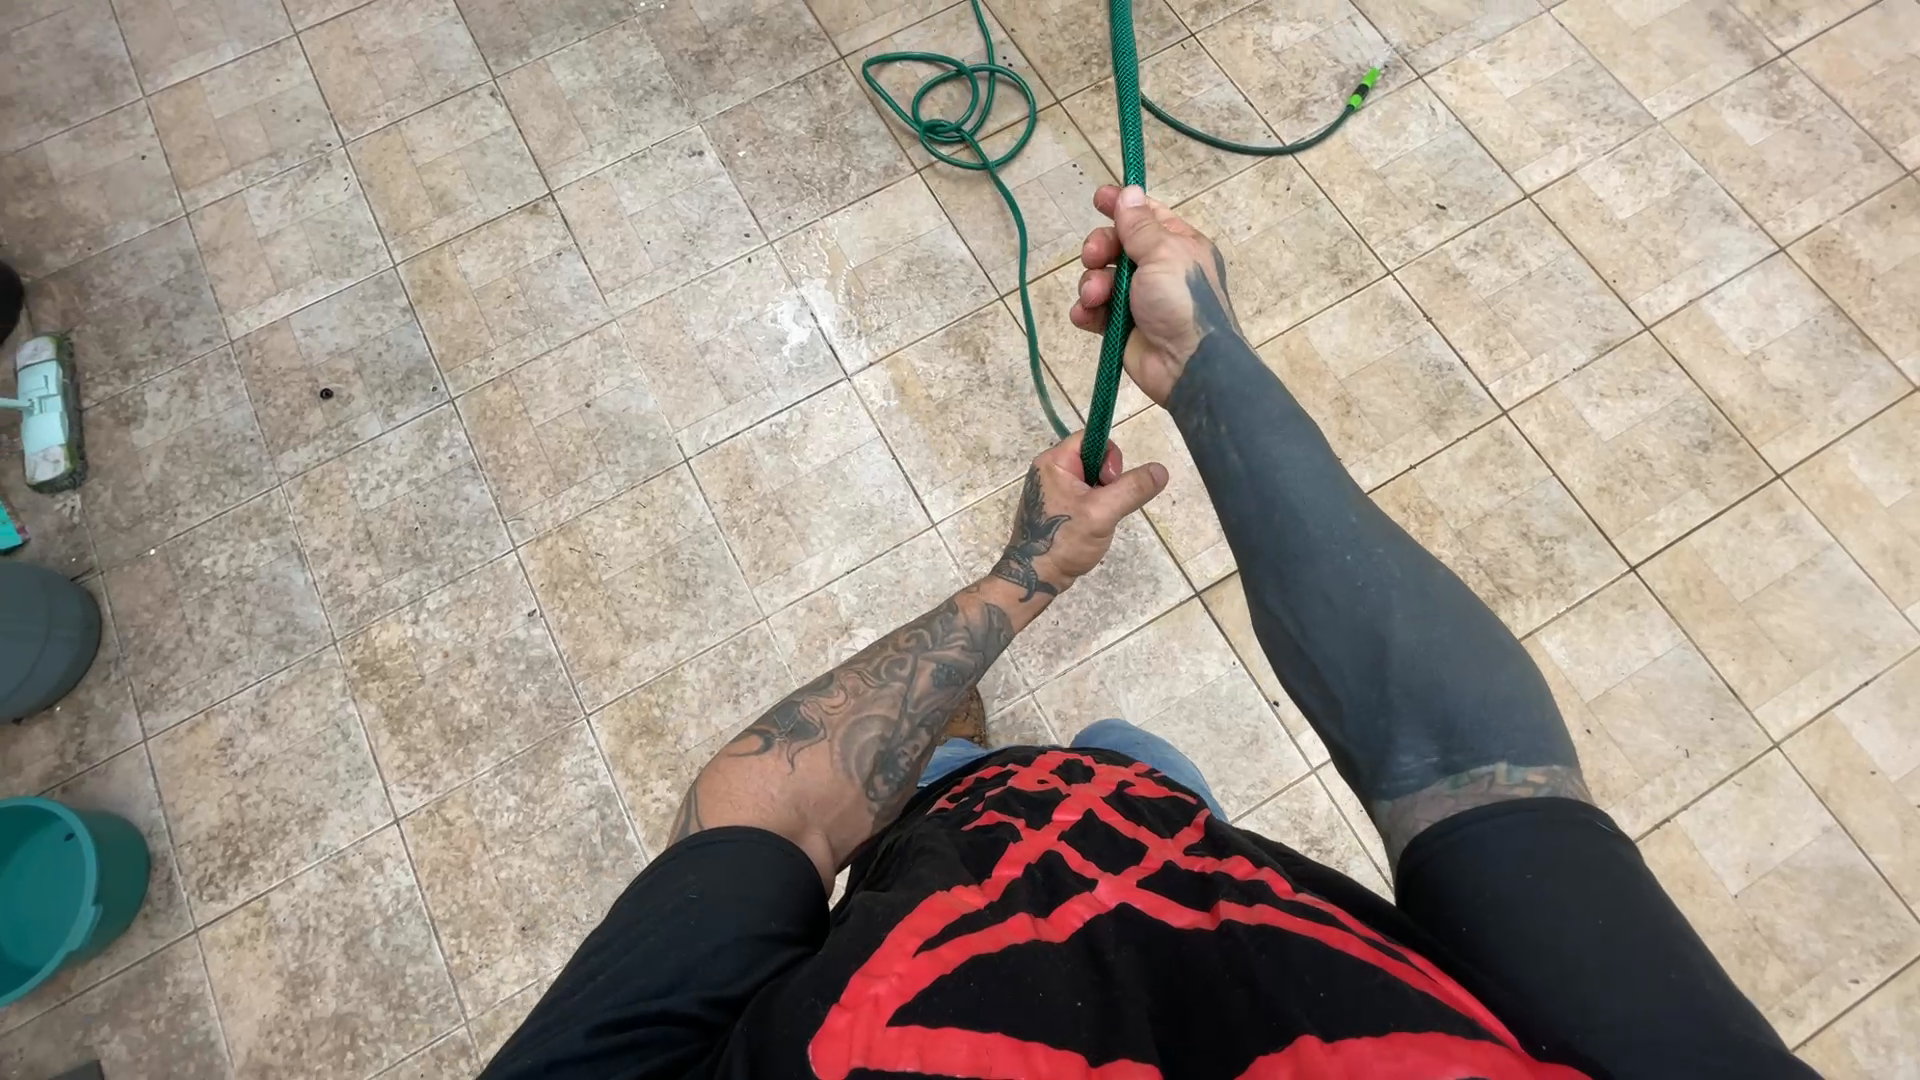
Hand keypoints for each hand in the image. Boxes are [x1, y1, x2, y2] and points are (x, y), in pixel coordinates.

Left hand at [989, 431, 1167, 600]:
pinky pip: (1084, 495)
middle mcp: (1049, 470)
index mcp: (1053, 462)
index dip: (1109, 455)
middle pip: (1093, 457)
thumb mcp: (1103, 512)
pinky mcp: (1056, 507)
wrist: (1035, 576)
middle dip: (1108, 480)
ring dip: (1103, 497)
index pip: (1090, 437)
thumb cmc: (1063, 541)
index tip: (1110, 481)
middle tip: (1104, 505)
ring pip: (1092, 479)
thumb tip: (1160, 469)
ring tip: (1097, 520)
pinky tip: (1091, 526)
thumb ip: (1133, 488)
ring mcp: (1051, 490)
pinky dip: (1095, 507)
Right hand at [1070, 185, 1239, 405]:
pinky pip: (1094, 312)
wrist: (1186, 364)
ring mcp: (1137, 300)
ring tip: (1095, 298)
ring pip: (1100, 279)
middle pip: (1116, 246)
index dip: (1121, 206)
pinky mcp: (1120, 328)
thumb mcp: (1164, 254)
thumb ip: (1140, 226)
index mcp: (1176, 245)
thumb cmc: (1183, 302)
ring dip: (1092, 284)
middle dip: (1099, 249)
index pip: (1145, 216)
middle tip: (1094, 257)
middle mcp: (1156, 269)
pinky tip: (1085, 315)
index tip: (1097, 198)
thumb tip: (1129, 192)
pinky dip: (1086, 312)